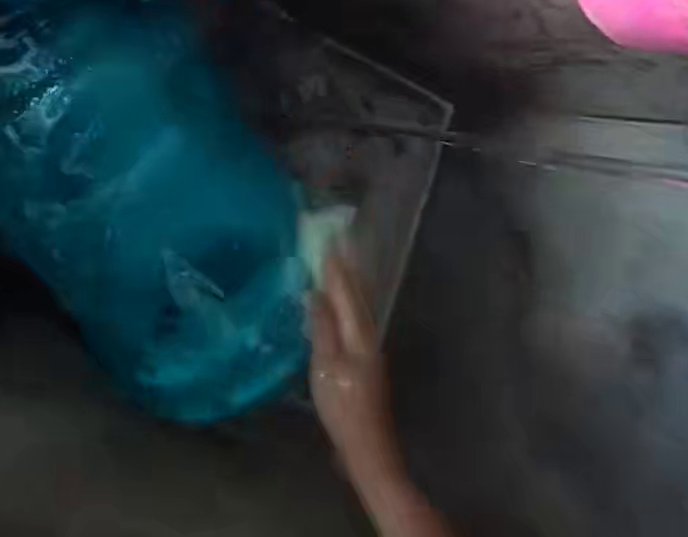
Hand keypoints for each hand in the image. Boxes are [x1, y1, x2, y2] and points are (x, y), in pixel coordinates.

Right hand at [309, 250, 402, 489]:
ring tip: (340, 260)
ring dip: (349, 281)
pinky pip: (357, 316)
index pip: (346, 291)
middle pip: (358, 294)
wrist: (368, 449)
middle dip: (348, 268)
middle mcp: (369, 335)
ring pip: (359, 304)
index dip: (336, 266)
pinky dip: (349, 299)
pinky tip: (340, 299)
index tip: (330, 239)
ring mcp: (371, 347)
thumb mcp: (325, 366)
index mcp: (359, 334)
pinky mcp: (366, 358)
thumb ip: (322, 327)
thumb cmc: (342, 407)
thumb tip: (316, 292)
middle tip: (340, 240)